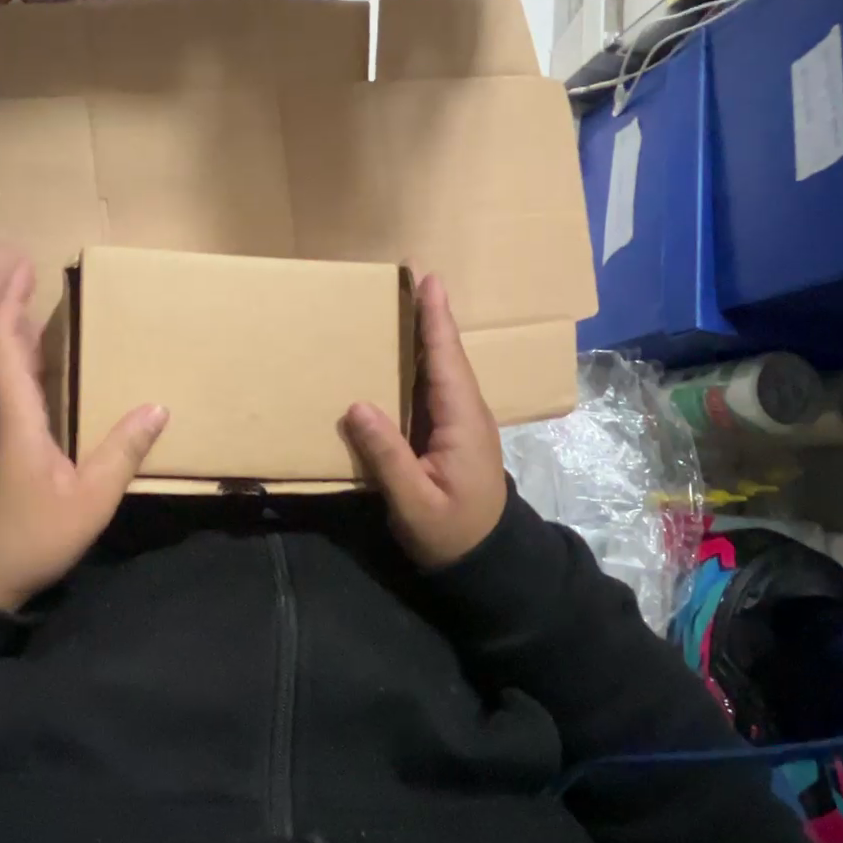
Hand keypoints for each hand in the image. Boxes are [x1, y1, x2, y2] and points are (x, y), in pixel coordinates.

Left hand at [0, 253, 169, 611]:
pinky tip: (28, 358)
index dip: (8, 301)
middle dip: (1, 300)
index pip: (2, 346)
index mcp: (14, 418)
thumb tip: (157, 406)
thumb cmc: (35, 536)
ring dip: (2, 326)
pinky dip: (6, 356)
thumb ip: (122, 451)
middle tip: (19, 264)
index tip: (22, 265)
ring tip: (24, 298)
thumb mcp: (90, 499)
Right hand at [342, 275, 507, 570]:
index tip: (428, 281)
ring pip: (444, 370)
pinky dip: (423, 362)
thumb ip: (388, 456)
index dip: (435, 322)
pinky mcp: (453, 435)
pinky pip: (436, 388)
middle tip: (412, 280)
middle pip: (448, 357)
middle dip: (432, 317)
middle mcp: (467, 414)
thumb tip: (356, 405)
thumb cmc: (451, 534)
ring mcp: (463, 424)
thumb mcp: (415, 503)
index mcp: (462, 423)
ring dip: (428, 337)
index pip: (446, 362)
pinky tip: (404, 358)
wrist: (487, 563)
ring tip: (406, 307)